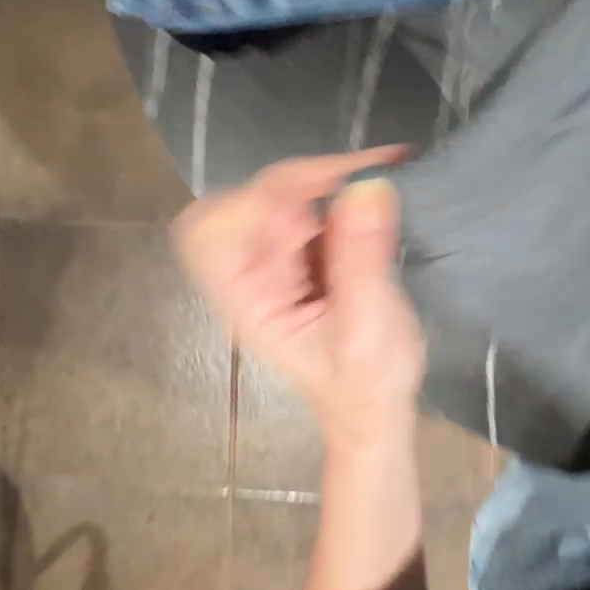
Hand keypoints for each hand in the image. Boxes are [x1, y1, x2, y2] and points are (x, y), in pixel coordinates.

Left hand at [172, 148, 426, 437]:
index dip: (256, 201)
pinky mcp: (306, 256)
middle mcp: (253, 274)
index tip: (322, 193)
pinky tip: (373, 199)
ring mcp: (278, 262)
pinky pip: (311, 207)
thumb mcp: (368, 325)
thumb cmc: (366, 384)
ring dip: (325, 184)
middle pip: (244, 202)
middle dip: (297, 184)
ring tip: (376, 181)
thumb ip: (363, 256)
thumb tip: (367, 186)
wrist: (376, 408)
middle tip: (355, 181)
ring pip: (280, 197)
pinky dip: (340, 192)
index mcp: (247, 299)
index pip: (212, 231)